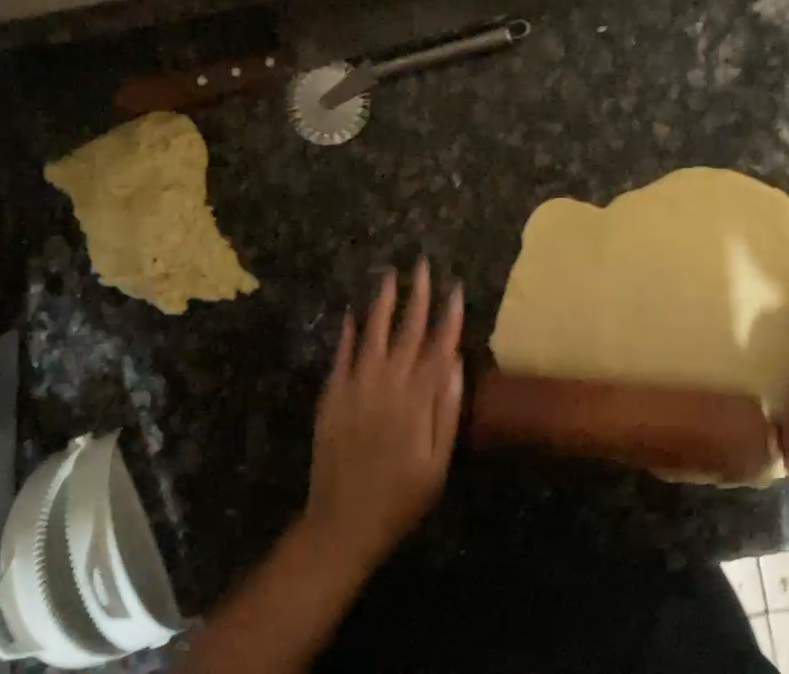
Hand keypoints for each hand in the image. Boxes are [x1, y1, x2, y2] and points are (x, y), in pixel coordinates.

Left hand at [303, 258, 463, 566]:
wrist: (343, 523)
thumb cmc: (401, 499)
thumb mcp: (438, 463)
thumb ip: (447, 411)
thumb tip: (455, 362)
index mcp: (417, 402)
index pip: (438, 347)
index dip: (449, 317)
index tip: (456, 288)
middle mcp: (387, 386)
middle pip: (406, 332)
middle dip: (417, 296)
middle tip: (424, 264)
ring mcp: (356, 388)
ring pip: (372, 335)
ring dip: (382, 303)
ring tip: (390, 275)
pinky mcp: (332, 397)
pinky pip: (341, 356)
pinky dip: (348, 333)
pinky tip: (352, 313)